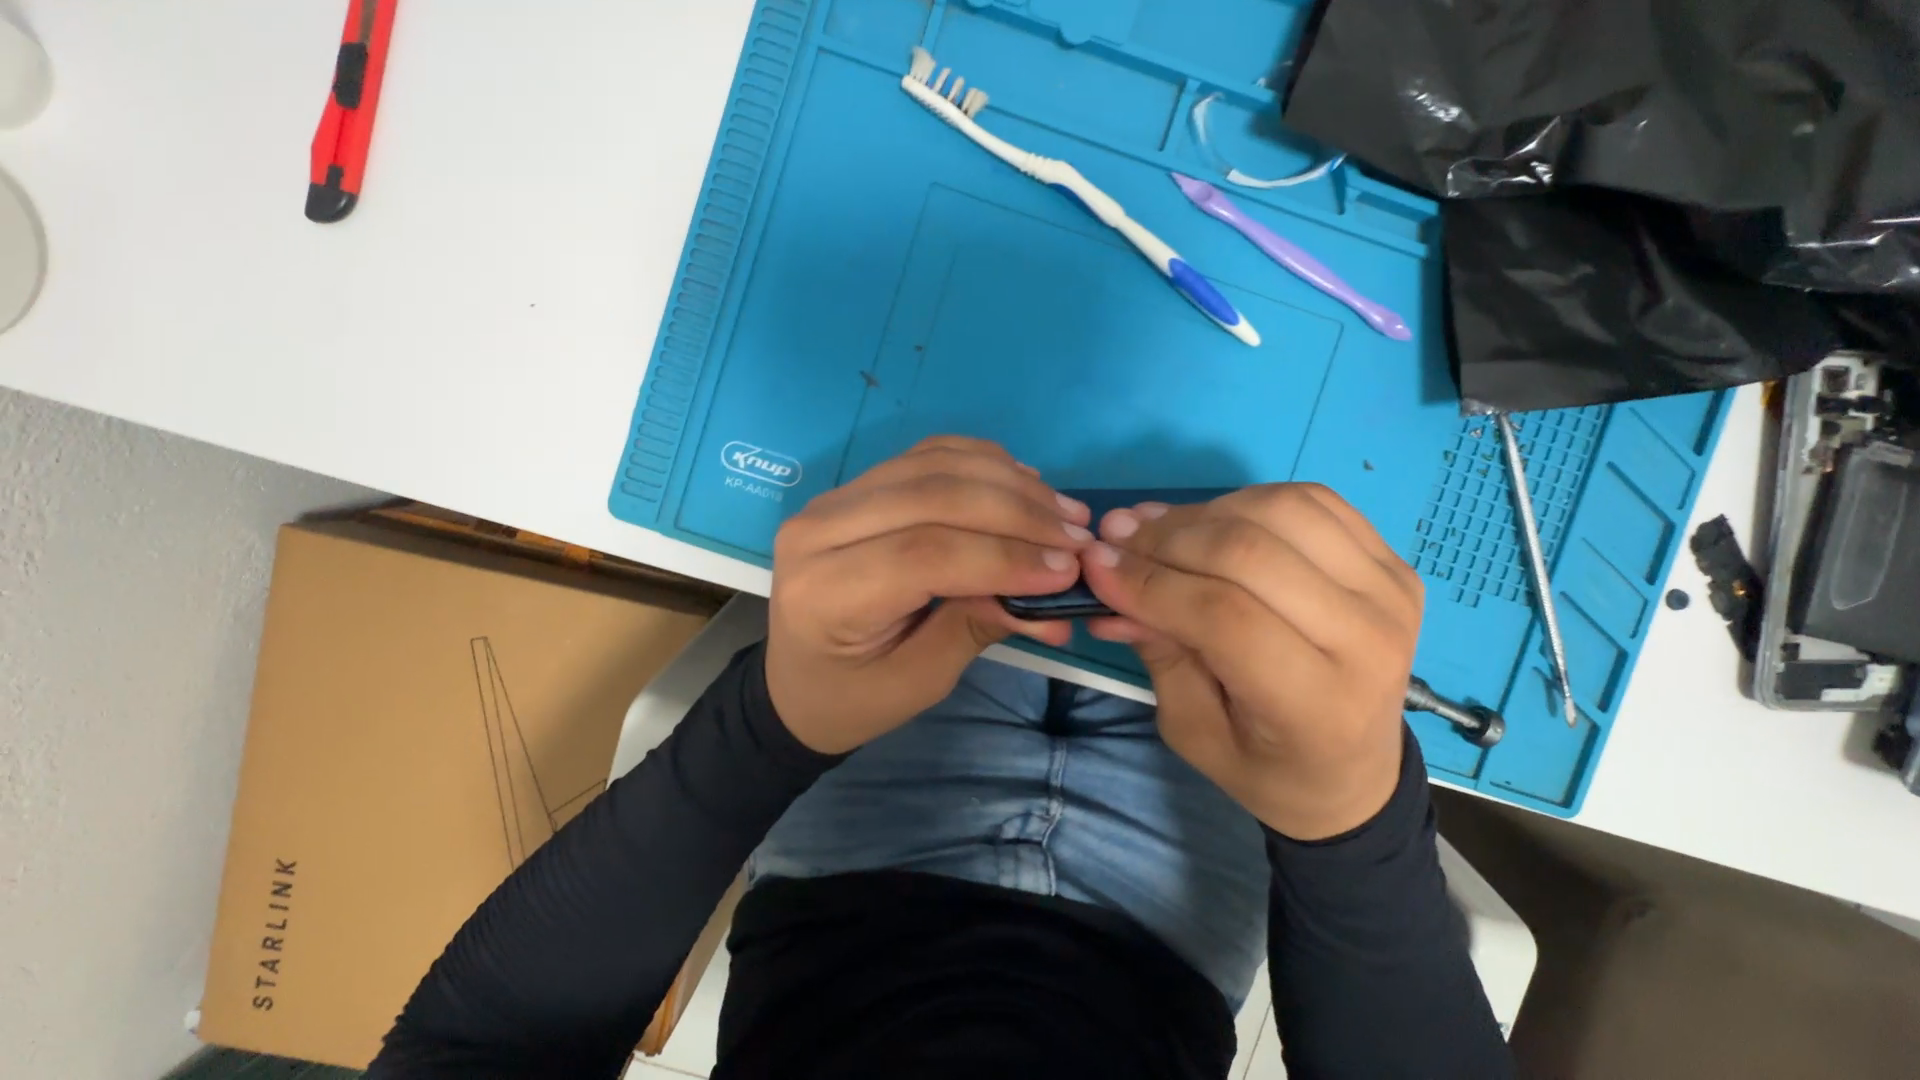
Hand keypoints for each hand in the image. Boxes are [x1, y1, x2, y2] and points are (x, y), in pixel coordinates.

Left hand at [765, 437, 1092, 754]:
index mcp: (825, 592)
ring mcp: (832, 500)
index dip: (1004, 556)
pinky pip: (923, 457)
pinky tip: (1024, 483)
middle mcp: (818, 530)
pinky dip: (980, 462)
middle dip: (1017, 513)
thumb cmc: (853, 698)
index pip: (925, 554)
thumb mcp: (918, 681)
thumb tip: (1055, 596)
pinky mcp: (853, 488)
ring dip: (1007, 482)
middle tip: (1079, 536)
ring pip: (932, 466)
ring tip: (1063, 511)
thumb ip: (978, 627)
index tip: (1069, 569)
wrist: (795, 684)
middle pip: (932, 497)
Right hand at [1080, 484, 1422, 839]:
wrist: (1354, 772)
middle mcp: (1368, 638)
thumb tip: (1112, 580)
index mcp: (1317, 702)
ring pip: (1280, 511)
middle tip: (1115, 539)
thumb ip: (1159, 654)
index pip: (1226, 617)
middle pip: (1251, 553)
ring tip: (1158, 532)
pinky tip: (1213, 524)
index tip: (1096, 565)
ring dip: (1203, 512)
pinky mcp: (1393, 564)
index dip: (1152, 584)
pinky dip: (1248, 501)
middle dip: (1166, 539)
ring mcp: (1389, 592)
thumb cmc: (1265, 765)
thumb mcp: (1193, 731)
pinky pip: (1311, 500)